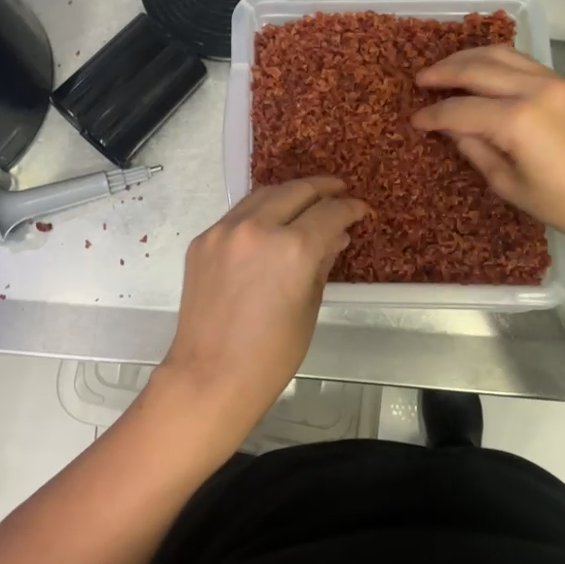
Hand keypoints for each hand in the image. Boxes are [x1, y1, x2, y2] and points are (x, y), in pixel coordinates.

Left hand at [157, 178, 368, 437]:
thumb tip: (334, 236)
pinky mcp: (203, 240)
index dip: (351, 208)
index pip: (330, 212)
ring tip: (306, 199)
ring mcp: (224, 231)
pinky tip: (269, 222)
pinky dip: (259, 212)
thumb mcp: (309, 307)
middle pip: (296, 191)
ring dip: (289, 194)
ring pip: (263, 194)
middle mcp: (257, 228)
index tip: (361, 210)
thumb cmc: (271, 354)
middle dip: (323, 188)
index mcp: (293, 248)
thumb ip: (322, 262)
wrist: (210, 375)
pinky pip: (237, 214)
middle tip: (338, 190)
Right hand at [410, 45, 564, 268]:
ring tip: (448, 68)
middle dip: (444, 73)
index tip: (414, 120)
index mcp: (517, 120)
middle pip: (478, 69)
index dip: (433, 115)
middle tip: (421, 79)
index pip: (460, 110)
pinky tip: (486, 73)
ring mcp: (558, 82)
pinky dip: (499, 63)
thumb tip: (452, 129)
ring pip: (504, 55)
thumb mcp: (510, 185)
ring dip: (470, 59)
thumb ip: (476, 150)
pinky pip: (526, 63)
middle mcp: (536, 90)